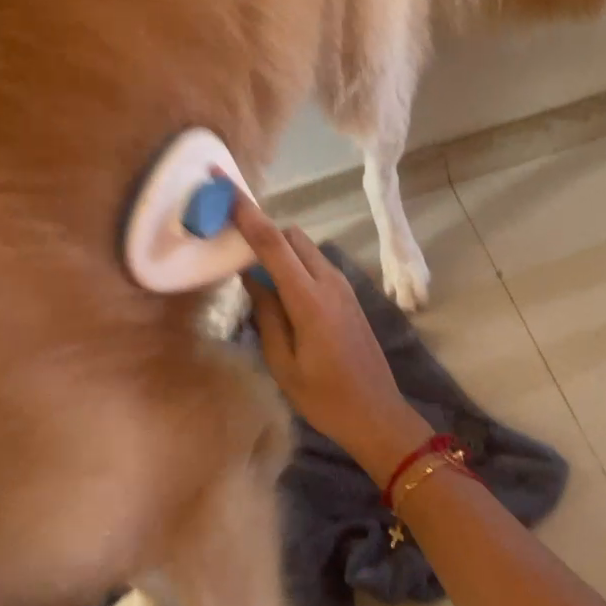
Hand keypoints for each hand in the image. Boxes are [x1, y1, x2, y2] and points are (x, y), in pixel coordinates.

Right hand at [231, 196, 431, 483]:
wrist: (376, 413)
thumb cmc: (324, 398)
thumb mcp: (283, 364)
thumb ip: (266, 315)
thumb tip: (250, 277)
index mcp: (310, 300)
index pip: (274, 244)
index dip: (249, 216)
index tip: (228, 191)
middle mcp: (330, 282)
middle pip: (293, 236)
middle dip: (264, 233)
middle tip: (234, 248)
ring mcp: (344, 287)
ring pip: (307, 248)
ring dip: (281, 250)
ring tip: (253, 272)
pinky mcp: (350, 296)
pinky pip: (317, 265)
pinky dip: (296, 264)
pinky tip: (280, 289)